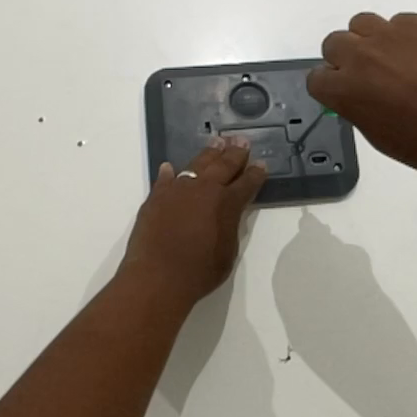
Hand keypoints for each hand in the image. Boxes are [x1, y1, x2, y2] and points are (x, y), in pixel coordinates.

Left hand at [118, 136, 267, 306]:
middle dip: (235, 153)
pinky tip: (170, 168)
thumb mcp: (227, 252)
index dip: (255, 174)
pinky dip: (169, 173)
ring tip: (216, 142)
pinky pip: (165, 179)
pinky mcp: (156, 197)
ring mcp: (178, 189)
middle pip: (223, 165)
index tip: (261, 164)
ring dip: (208, 154)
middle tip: (241, 141)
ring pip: (196, 165)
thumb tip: (226, 214)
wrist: (157, 276)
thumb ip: (229, 227)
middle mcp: (204, 189)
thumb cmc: (198, 272)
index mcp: (227, 203)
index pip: (247, 184)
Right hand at [308, 12, 416, 181]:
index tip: (346, 93)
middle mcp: (360, 57)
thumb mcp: (379, 136)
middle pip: (333, 44)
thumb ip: (357, 108)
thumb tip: (357, 95)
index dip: (331, 87)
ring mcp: (390, 36)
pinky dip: (402, 35)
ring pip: (361, 24)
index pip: (316, 78)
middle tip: (369, 76)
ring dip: (369, 40)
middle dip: (346, 59)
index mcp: (345, 91)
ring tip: (392, 59)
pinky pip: (397, 21)